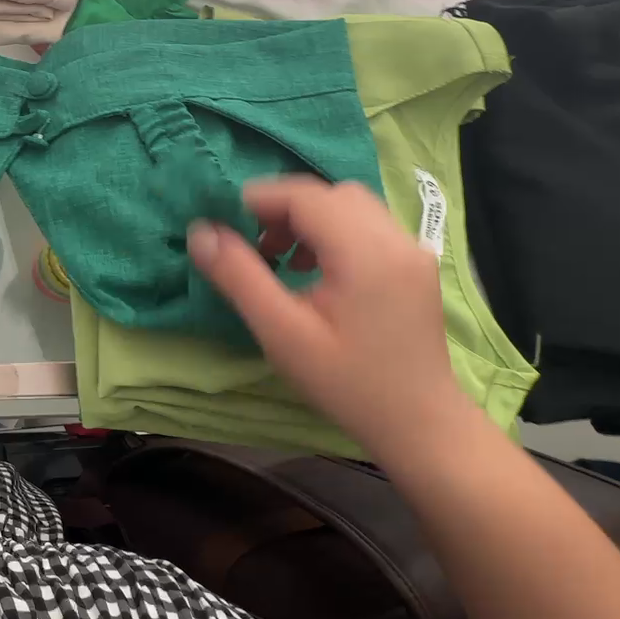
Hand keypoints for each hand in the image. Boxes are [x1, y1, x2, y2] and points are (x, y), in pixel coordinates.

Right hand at [186, 176, 479, 459]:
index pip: (306, 196)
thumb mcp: (280, 331)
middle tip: (251, 243)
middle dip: (282, 207)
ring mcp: (411, 252)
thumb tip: (199, 231)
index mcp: (366, 253)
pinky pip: (364, 225)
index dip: (258, 200)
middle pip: (330, 194)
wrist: (419, 424)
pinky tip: (310, 269)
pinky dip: (329, 231)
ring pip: (349, 206)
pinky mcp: (412, 266)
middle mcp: (396, 241)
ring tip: (278, 257)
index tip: (223, 225)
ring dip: (306, 218)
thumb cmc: (346, 381)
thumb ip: (238, 275)